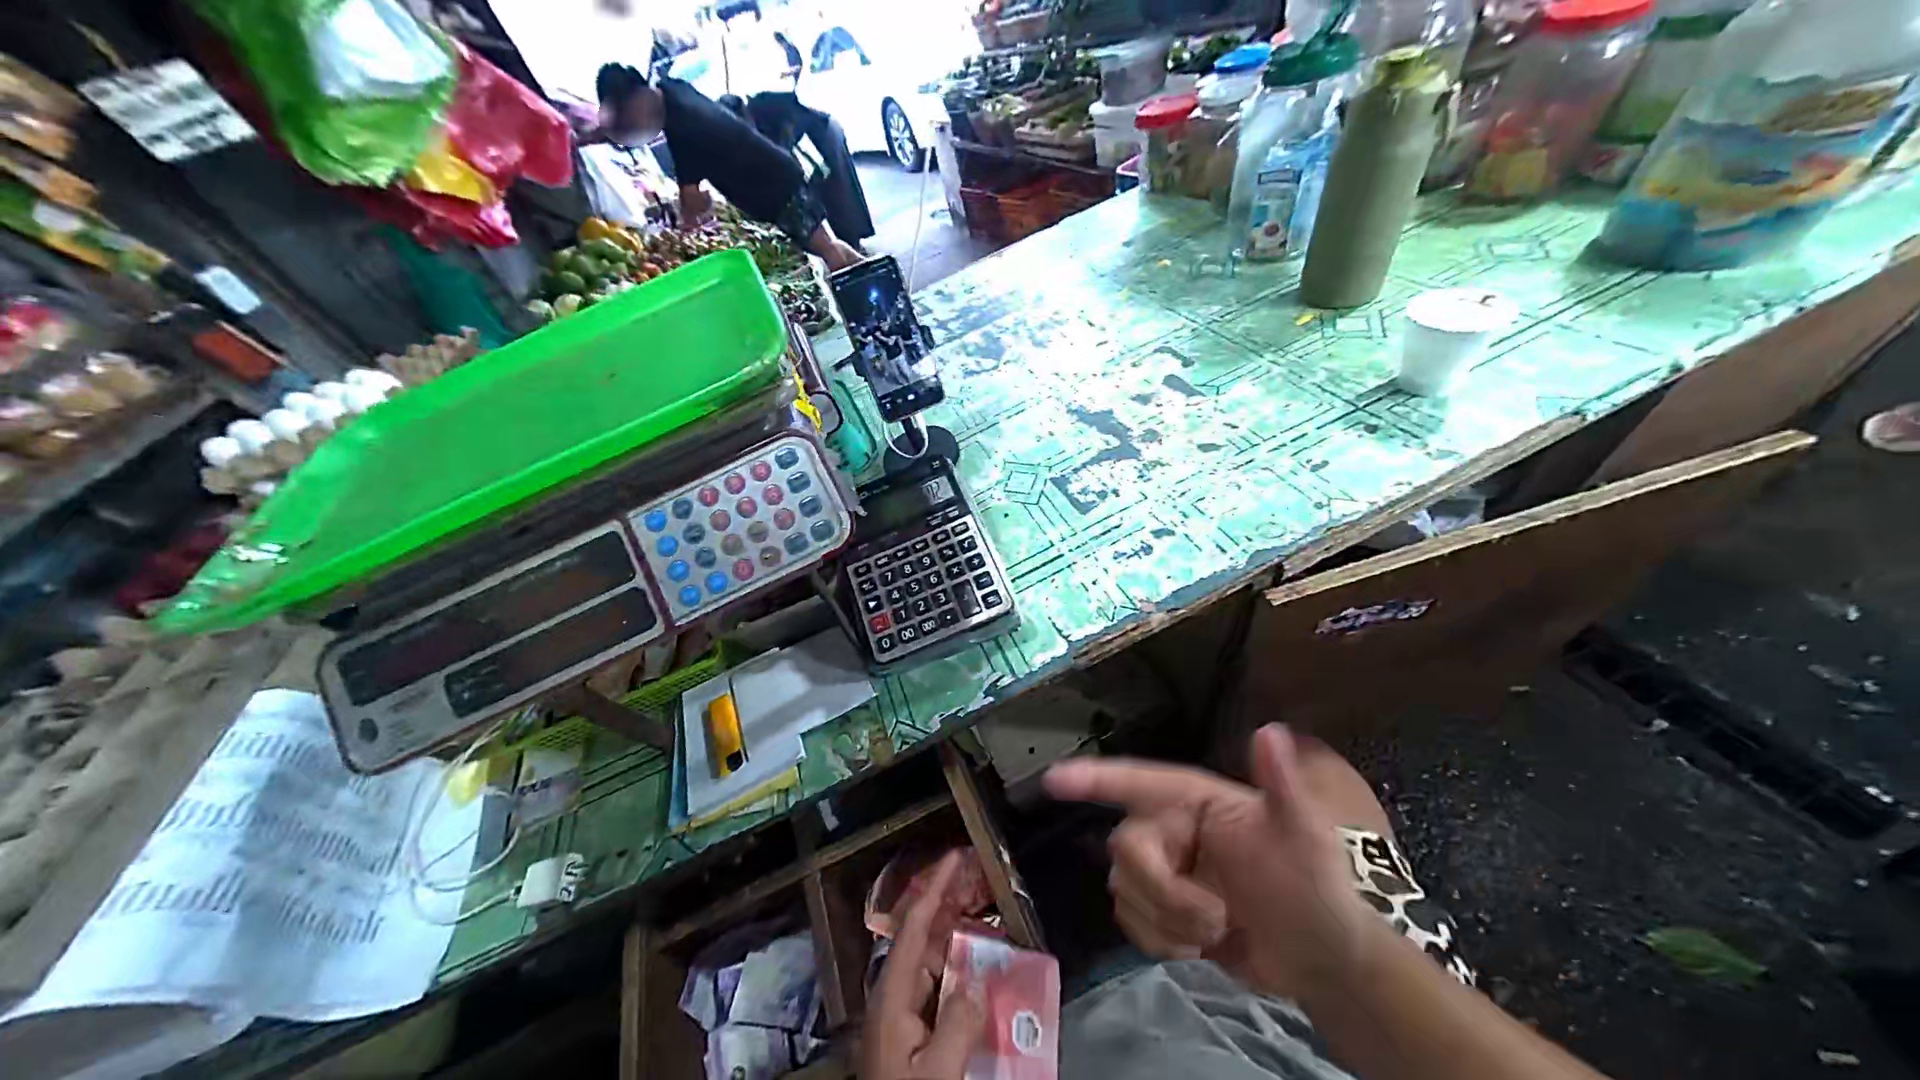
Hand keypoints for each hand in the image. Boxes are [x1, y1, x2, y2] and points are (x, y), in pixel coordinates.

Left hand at [861, 852, 984, 1079]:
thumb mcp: (938, 1076)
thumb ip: (959, 1025)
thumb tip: (976, 980)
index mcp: (892, 996)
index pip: (913, 927)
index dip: (934, 888)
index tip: (955, 857)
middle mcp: (893, 994)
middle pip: (921, 934)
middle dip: (948, 900)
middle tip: (978, 874)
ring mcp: (901, 1012)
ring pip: (930, 956)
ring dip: (956, 929)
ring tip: (984, 906)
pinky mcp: (910, 1030)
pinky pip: (936, 983)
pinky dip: (958, 963)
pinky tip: (981, 962)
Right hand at [1044, 725, 1378, 999]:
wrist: (1319, 963)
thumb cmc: (1314, 889)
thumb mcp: (1304, 837)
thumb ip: (1283, 786)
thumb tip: (1270, 730)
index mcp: (1196, 802)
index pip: (1138, 781)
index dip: (1094, 779)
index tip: (1053, 780)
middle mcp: (1170, 827)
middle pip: (1126, 849)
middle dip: (1166, 893)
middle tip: (1216, 918)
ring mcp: (1162, 869)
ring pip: (1123, 888)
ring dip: (1169, 922)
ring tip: (1217, 930)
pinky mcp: (1157, 908)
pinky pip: (1128, 921)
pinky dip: (1161, 943)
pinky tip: (1199, 946)